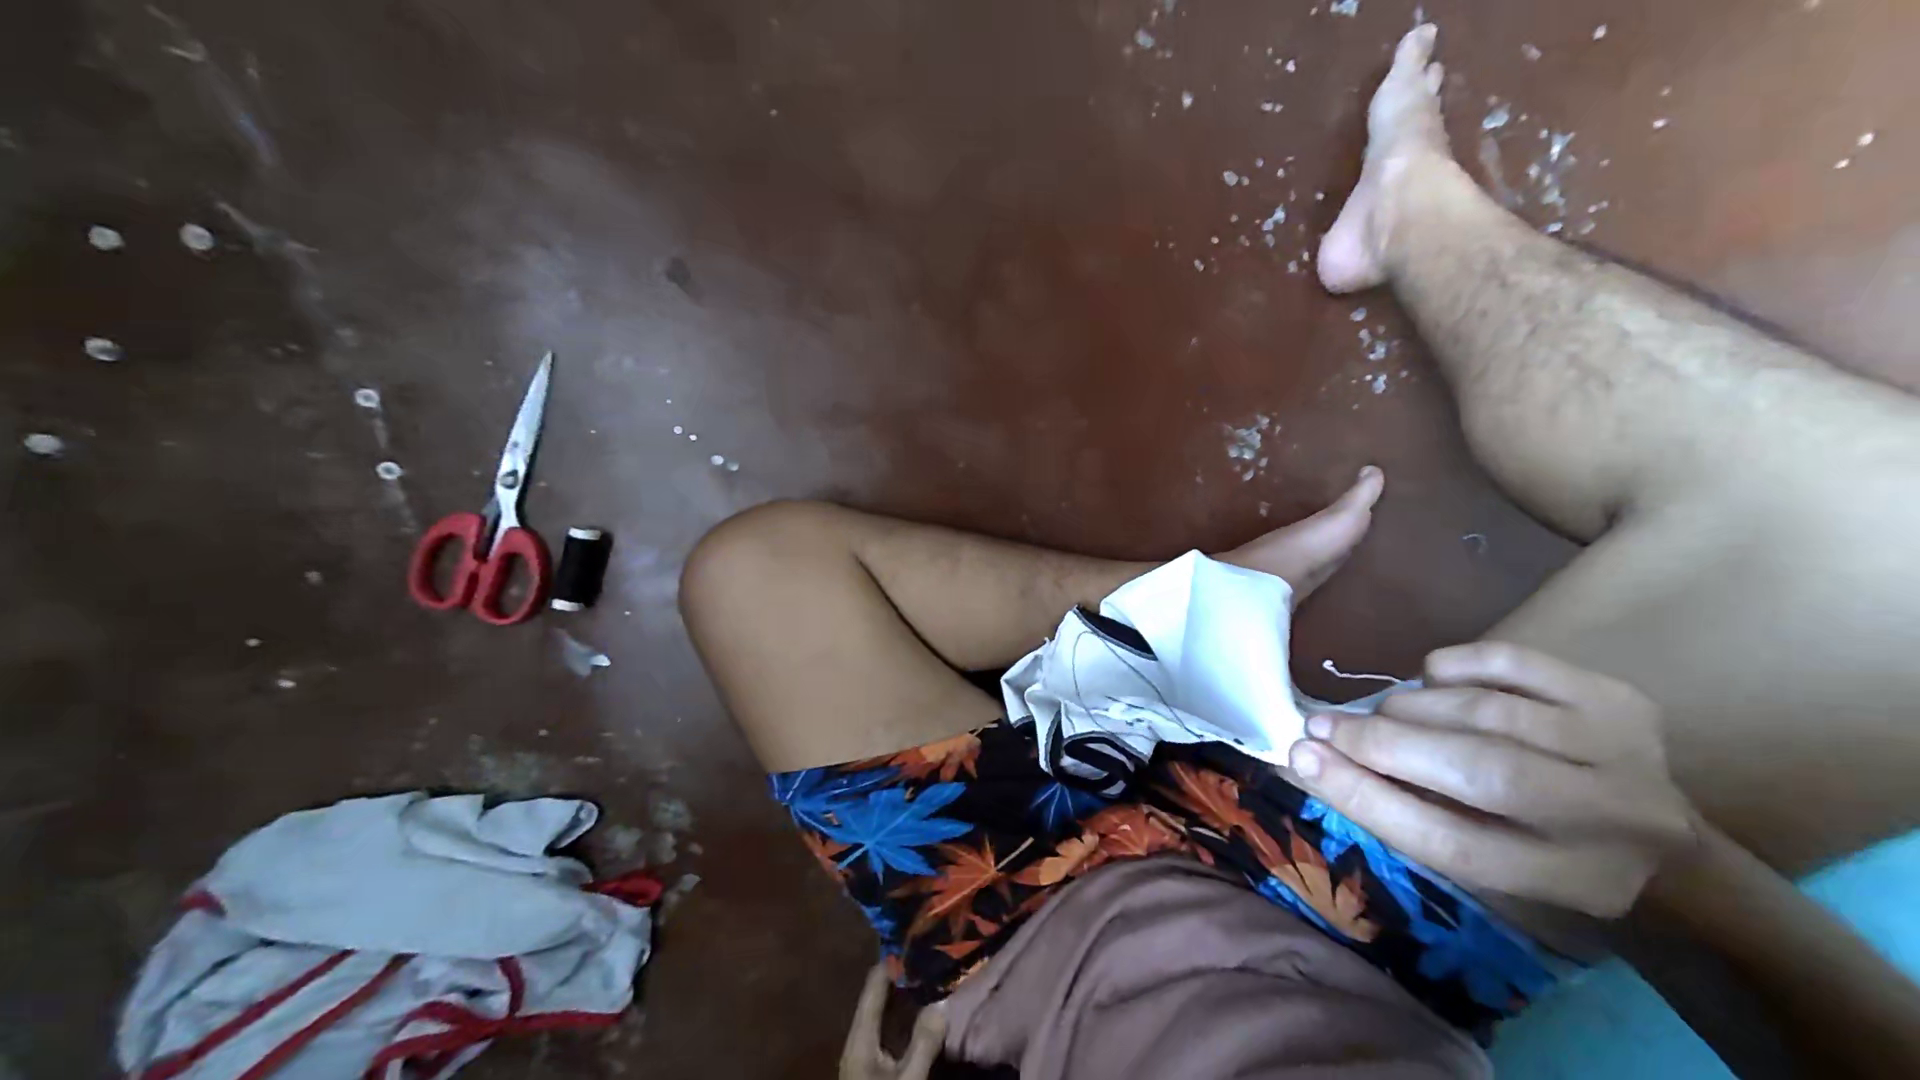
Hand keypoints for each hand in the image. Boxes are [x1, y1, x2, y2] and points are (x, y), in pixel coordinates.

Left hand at [840, 964, 946, 1079]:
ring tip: (931, 981)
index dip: (893, 964)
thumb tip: (942, 1002)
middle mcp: (857, 1038)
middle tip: (930, 961)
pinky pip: (887, 1032)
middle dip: (903, 979)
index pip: (873, 986)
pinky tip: (922, 1016)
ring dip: (905, 999)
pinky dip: (904, 1019)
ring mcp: (862, 1054)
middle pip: (878, 997)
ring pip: (883, 1014)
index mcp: (860, 1036)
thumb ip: (924, 1043)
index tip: (916, 945)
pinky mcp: (870, 1067)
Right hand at [1288, 642, 1695, 917]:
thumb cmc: (1538, 852)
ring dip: (1410, 707)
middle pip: (1480, 771)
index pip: (1451, 842)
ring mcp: (1624, 749)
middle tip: (1323, 726)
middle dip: (1381, 741)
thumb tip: (1310, 755)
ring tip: (1387, 715)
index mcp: (1568, 880)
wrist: (1662, 842)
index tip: (1301, 757)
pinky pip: (1508, 662)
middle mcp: (1613, 818)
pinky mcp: (1617, 697)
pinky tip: (1435, 684)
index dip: (1365, 796)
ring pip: (1487, 711)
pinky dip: (1450, 667)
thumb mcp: (1478, 856)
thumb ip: (1403, 811)